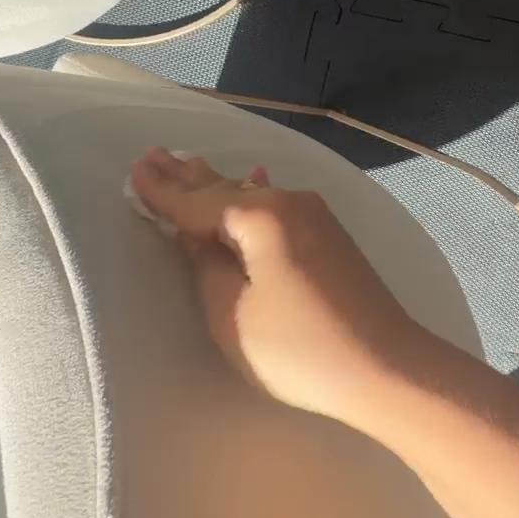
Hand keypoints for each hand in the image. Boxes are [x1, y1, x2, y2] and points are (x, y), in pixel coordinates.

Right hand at [129, 147, 426, 421]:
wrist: (384, 364)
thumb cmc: (300, 348)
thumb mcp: (233, 314)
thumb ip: (207, 267)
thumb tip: (194, 235)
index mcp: (261, 217)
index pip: (197, 202)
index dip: (163, 192)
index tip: (134, 170)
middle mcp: (289, 203)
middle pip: (226, 188)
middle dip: (188, 175)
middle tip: (154, 153)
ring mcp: (315, 216)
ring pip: (253, 194)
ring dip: (219, 182)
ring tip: (188, 162)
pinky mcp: (330, 235)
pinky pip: (278, 204)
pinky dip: (254, 194)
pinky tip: (256, 176)